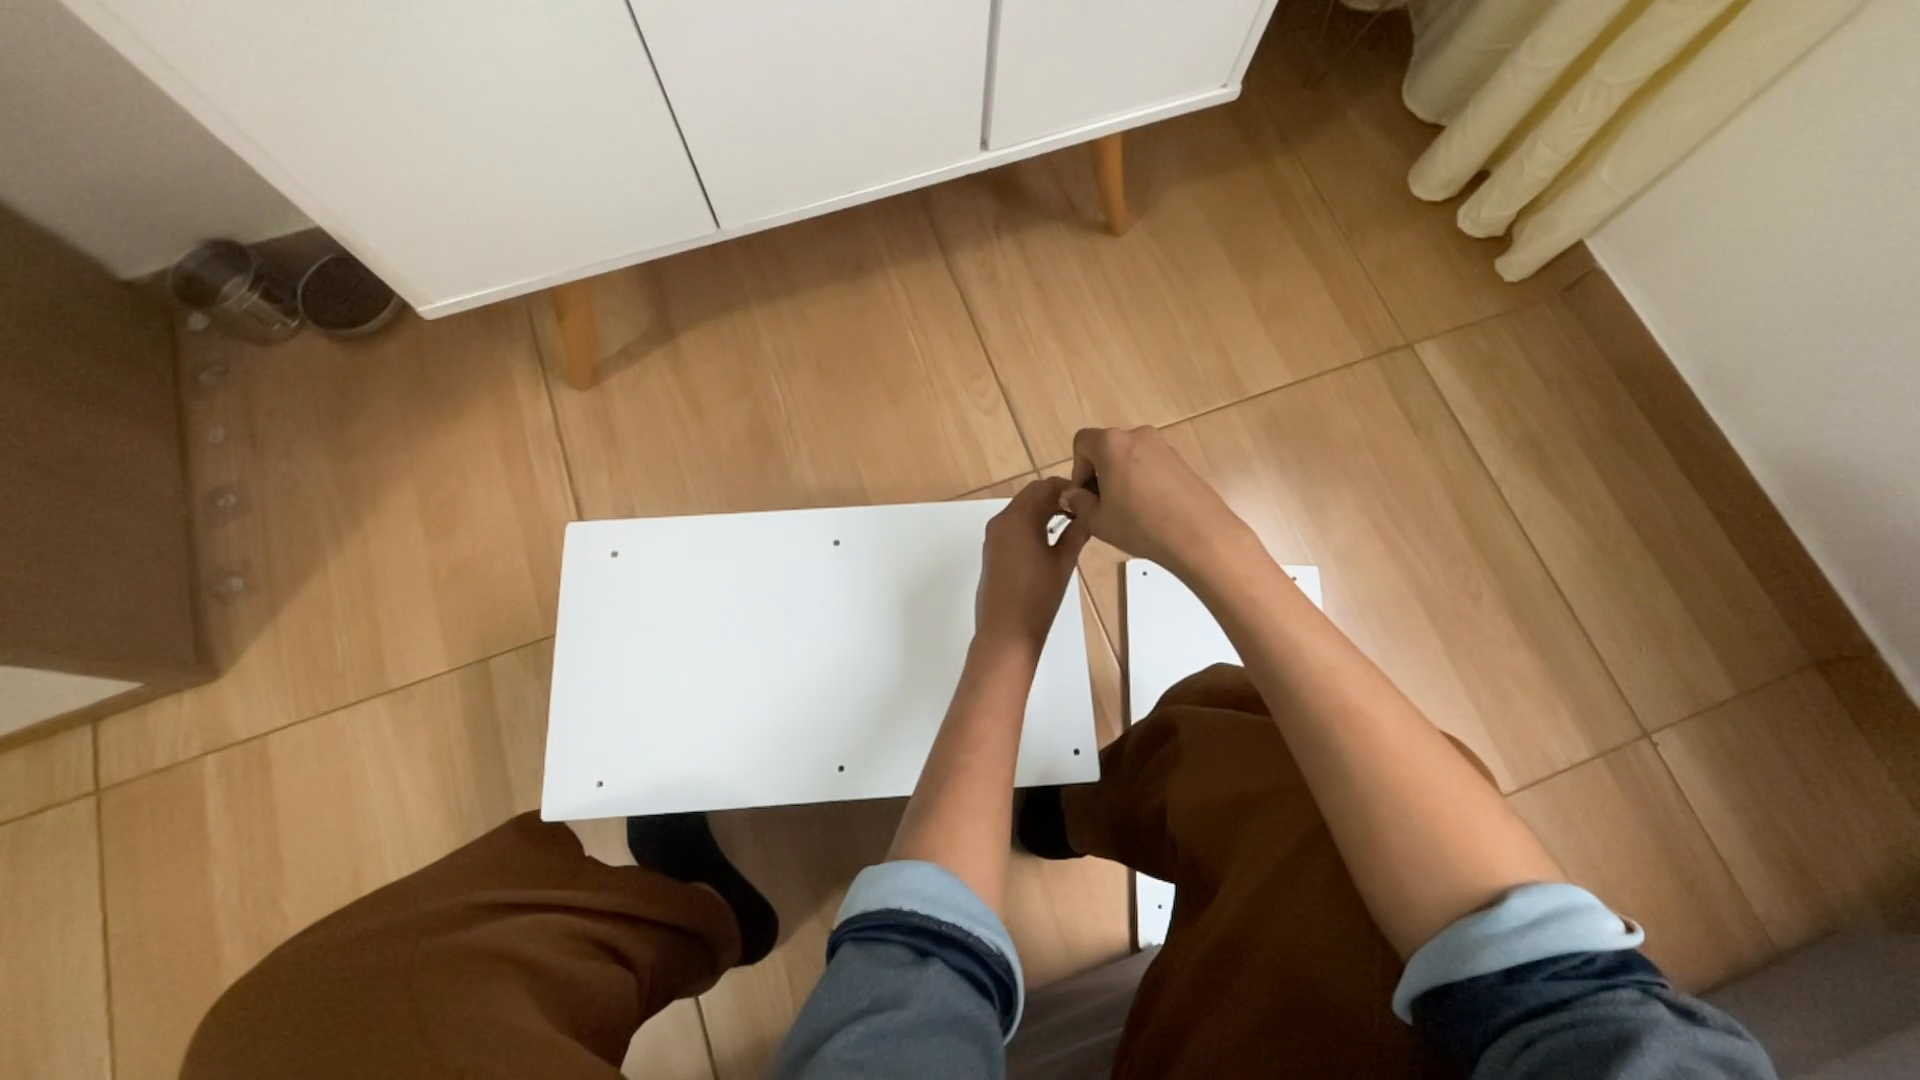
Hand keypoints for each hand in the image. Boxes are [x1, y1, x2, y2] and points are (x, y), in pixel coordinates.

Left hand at [974, 478, 1089, 657]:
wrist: (1006, 631)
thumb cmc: (1038, 597)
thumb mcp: (1063, 562)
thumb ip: (1076, 532)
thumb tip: (1088, 514)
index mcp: (1020, 518)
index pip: (1046, 487)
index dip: (1069, 488)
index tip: (1089, 497)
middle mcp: (1002, 520)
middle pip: (1031, 494)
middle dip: (1056, 497)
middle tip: (1081, 509)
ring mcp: (993, 535)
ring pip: (1021, 508)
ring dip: (1043, 509)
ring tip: (1070, 523)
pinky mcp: (991, 549)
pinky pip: (1012, 524)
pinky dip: (1031, 522)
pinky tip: (1049, 537)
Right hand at [1059, 426, 1255, 579]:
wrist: (1200, 535)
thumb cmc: (1140, 525)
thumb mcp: (1098, 520)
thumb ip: (1078, 503)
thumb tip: (1071, 495)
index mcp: (1111, 444)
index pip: (1081, 443)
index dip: (1077, 470)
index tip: (1085, 497)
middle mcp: (1137, 436)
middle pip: (1107, 449)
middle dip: (1099, 474)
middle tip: (1104, 507)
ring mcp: (1163, 446)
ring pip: (1130, 458)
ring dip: (1121, 479)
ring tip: (1129, 512)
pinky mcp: (1182, 461)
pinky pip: (1151, 466)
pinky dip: (1143, 482)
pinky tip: (1151, 511)